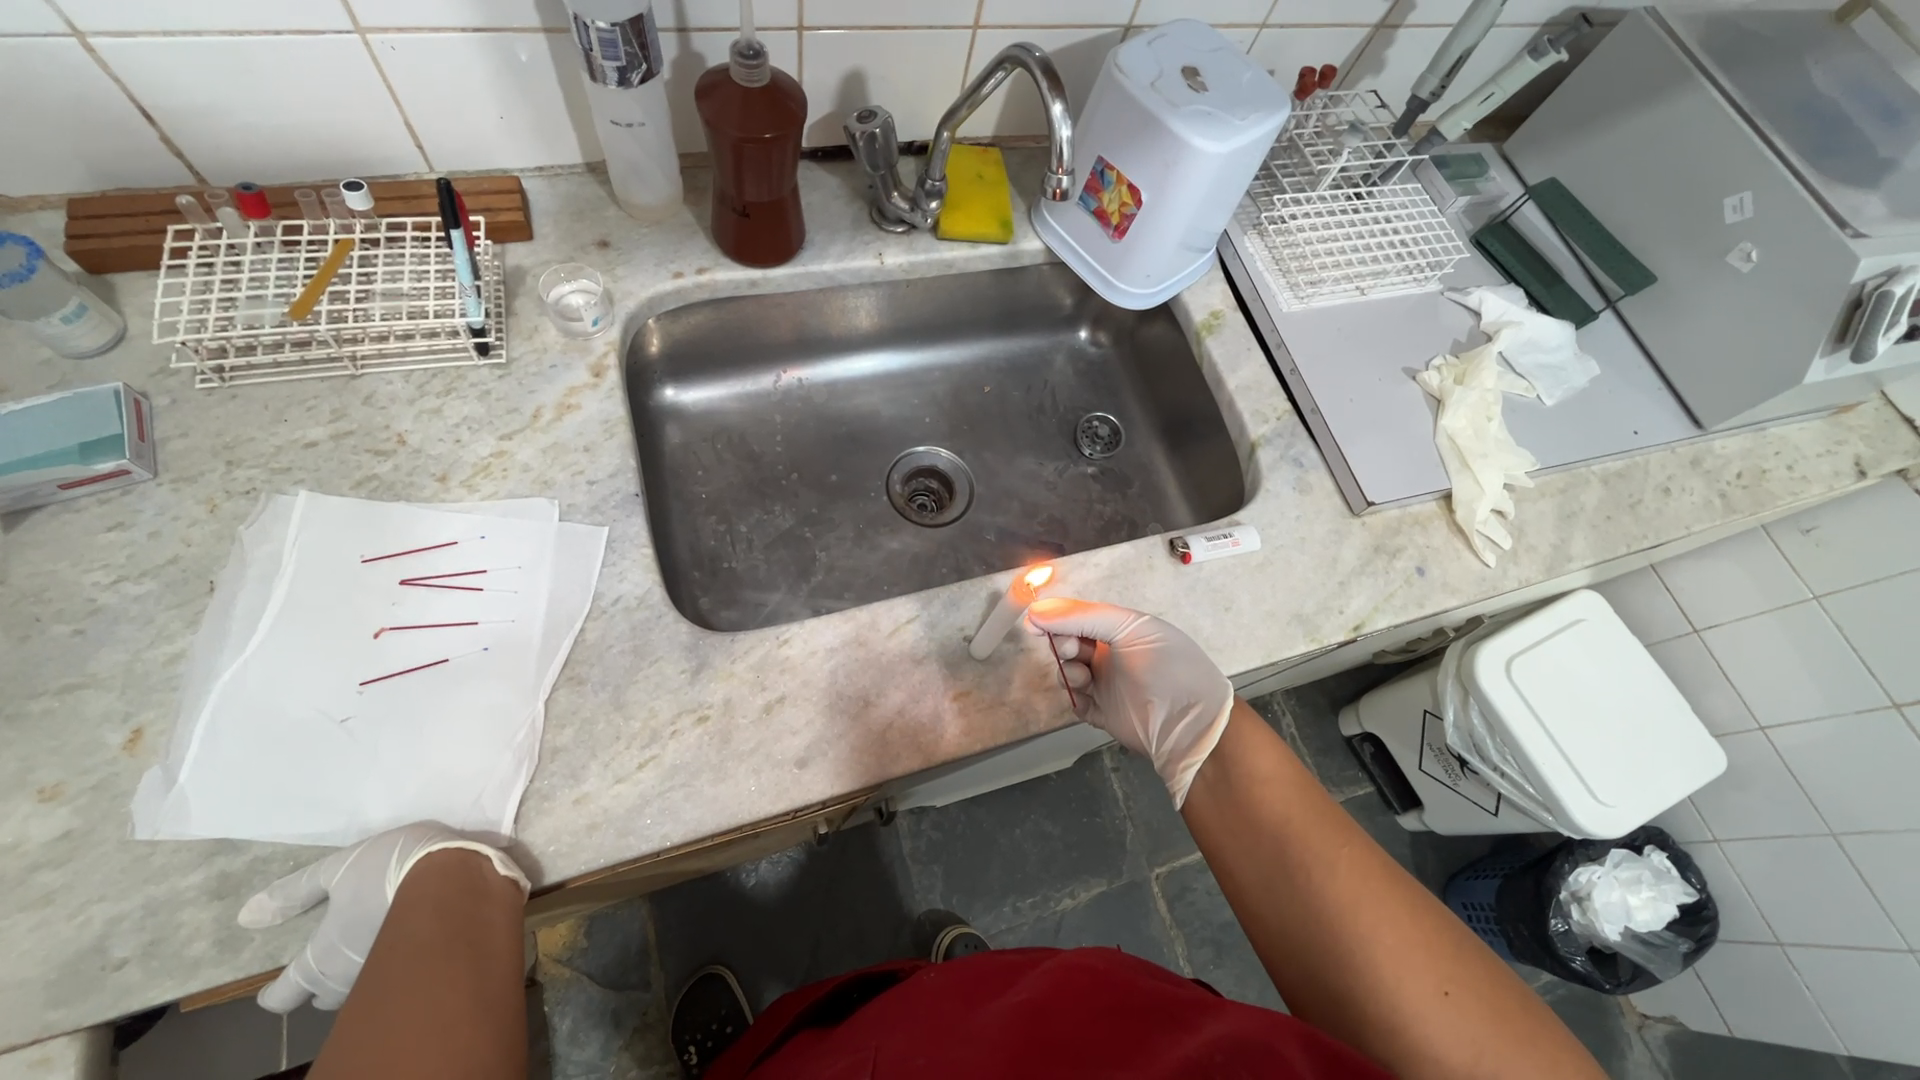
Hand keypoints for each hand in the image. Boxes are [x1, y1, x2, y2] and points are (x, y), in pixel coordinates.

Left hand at [238, 822, 529, 1011]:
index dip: (274, 992)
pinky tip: (402, 945)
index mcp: (320, 959)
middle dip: (321, 983)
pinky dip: (390, 966)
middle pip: (322, 997)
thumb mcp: (338, 868)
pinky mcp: (420, 965)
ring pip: (360, 990)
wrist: (456, 873)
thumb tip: (247, 918)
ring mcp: (386, 973)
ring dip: (357, 976)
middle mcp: (347, 977)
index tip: (277, 982)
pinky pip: (392, 976)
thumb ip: (294, 893)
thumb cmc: (388, 870)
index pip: (281, 998)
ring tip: (368, 950)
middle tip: (330, 958)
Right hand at [1026, 598, 1234, 807]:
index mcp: (1122, 629)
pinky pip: (1076, 702)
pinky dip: (1075, 699)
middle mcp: (1113, 654)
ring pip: (1069, 673)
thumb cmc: (1167, 667)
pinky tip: (1086, 700)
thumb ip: (1081, 616)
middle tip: (1073, 651)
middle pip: (1069, 644)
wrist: (1189, 725)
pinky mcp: (1103, 713)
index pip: (1079, 617)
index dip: (1056, 618)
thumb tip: (1036, 611)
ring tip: (1086, 680)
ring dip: (1069, 673)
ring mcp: (1108, 685)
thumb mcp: (1129, 628)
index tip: (1035, 622)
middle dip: (1063, 645)